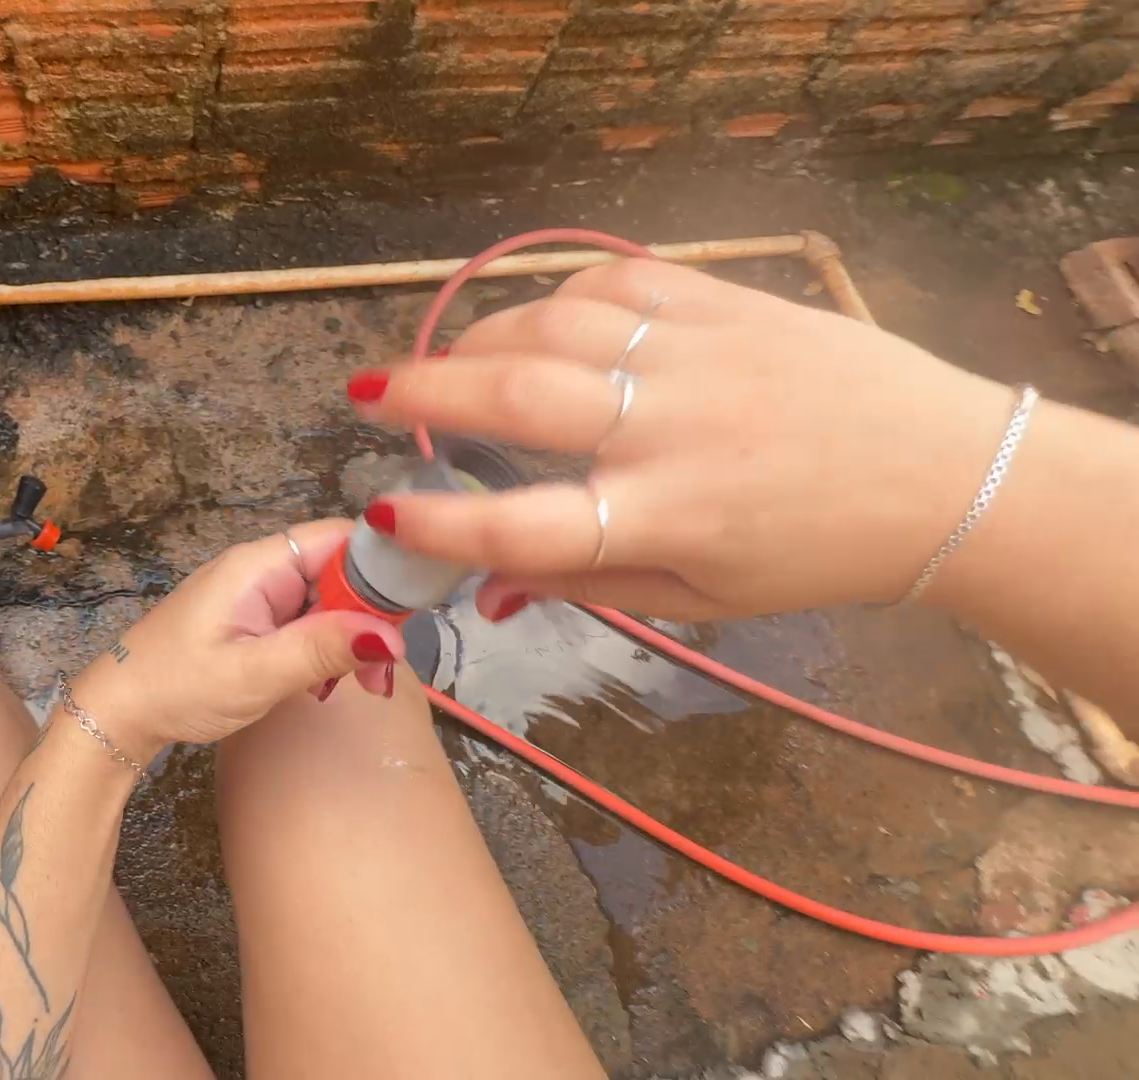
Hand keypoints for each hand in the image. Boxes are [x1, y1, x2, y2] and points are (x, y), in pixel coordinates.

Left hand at [69, 519, 403, 756]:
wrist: (121, 710)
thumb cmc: (178, 686)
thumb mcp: (255, 673)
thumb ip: (321, 650)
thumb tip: (392, 637)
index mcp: (259, 565)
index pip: (340, 539)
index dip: (382, 567)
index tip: (411, 613)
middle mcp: (262, 569)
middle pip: (339, 572)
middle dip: (369, 617)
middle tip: (383, 673)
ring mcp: (257, 595)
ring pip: (326, 601)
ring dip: (350, 639)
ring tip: (361, 686)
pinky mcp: (254, 619)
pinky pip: (305, 621)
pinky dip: (325, 649)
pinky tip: (326, 684)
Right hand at [347, 258, 1020, 619]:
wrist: (951, 474)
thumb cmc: (806, 557)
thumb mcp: (694, 600)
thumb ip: (580, 586)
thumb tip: (483, 589)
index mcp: (668, 517)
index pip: (524, 527)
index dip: (440, 524)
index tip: (382, 512)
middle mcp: (674, 428)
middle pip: (521, 396)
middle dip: (424, 391)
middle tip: (366, 394)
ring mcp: (701, 352)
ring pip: (554, 323)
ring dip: (476, 339)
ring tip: (442, 361)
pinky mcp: (727, 302)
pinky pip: (614, 279)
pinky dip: (551, 298)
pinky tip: (532, 322)